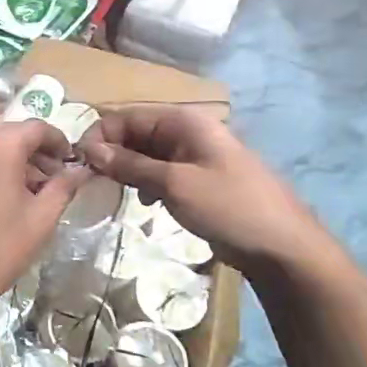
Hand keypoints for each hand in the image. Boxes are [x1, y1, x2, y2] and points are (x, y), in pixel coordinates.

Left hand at [0, 120, 91, 348]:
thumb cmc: (0, 246)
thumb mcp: (42, 216)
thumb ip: (64, 184)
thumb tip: (82, 169)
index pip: (36, 128)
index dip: (59, 142)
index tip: (71, 163)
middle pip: (10, 133)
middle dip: (35, 151)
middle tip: (54, 178)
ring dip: (12, 158)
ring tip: (30, 188)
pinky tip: (2, 191)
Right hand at [76, 107, 336, 272]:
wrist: (285, 249)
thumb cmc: (229, 207)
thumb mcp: (172, 183)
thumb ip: (128, 164)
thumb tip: (88, 149)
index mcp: (184, 121)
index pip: (125, 117)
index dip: (99, 136)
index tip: (80, 163)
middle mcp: (187, 132)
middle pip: (134, 133)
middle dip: (111, 153)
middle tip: (93, 180)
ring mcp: (194, 156)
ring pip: (144, 154)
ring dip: (126, 170)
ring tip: (115, 191)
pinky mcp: (198, 180)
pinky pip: (159, 172)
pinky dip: (145, 182)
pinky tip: (145, 202)